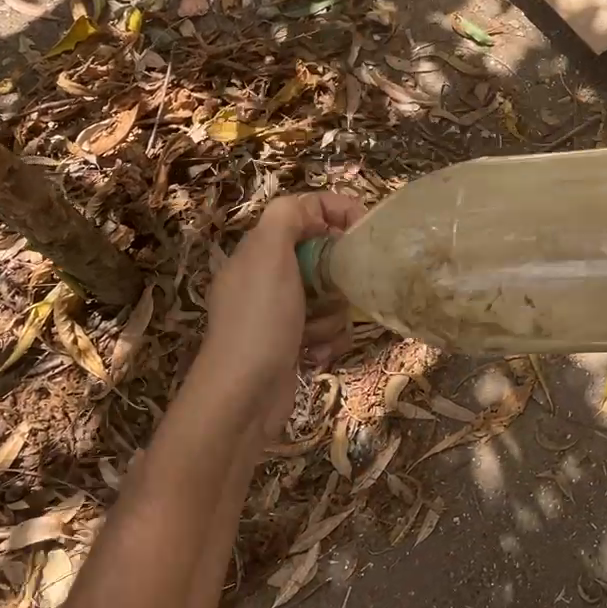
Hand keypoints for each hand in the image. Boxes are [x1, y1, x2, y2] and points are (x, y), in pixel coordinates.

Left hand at [202, 192, 365, 406]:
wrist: (242, 397)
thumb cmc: (260, 321)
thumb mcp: (268, 254)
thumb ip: (288, 216)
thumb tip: (314, 209)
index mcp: (259, 251)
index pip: (305, 210)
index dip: (337, 213)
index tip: (364, 230)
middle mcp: (267, 278)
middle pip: (325, 255)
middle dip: (340, 275)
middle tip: (341, 289)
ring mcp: (279, 314)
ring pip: (331, 294)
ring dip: (334, 314)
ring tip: (319, 332)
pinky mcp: (291, 343)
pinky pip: (327, 328)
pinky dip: (329, 339)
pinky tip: (318, 353)